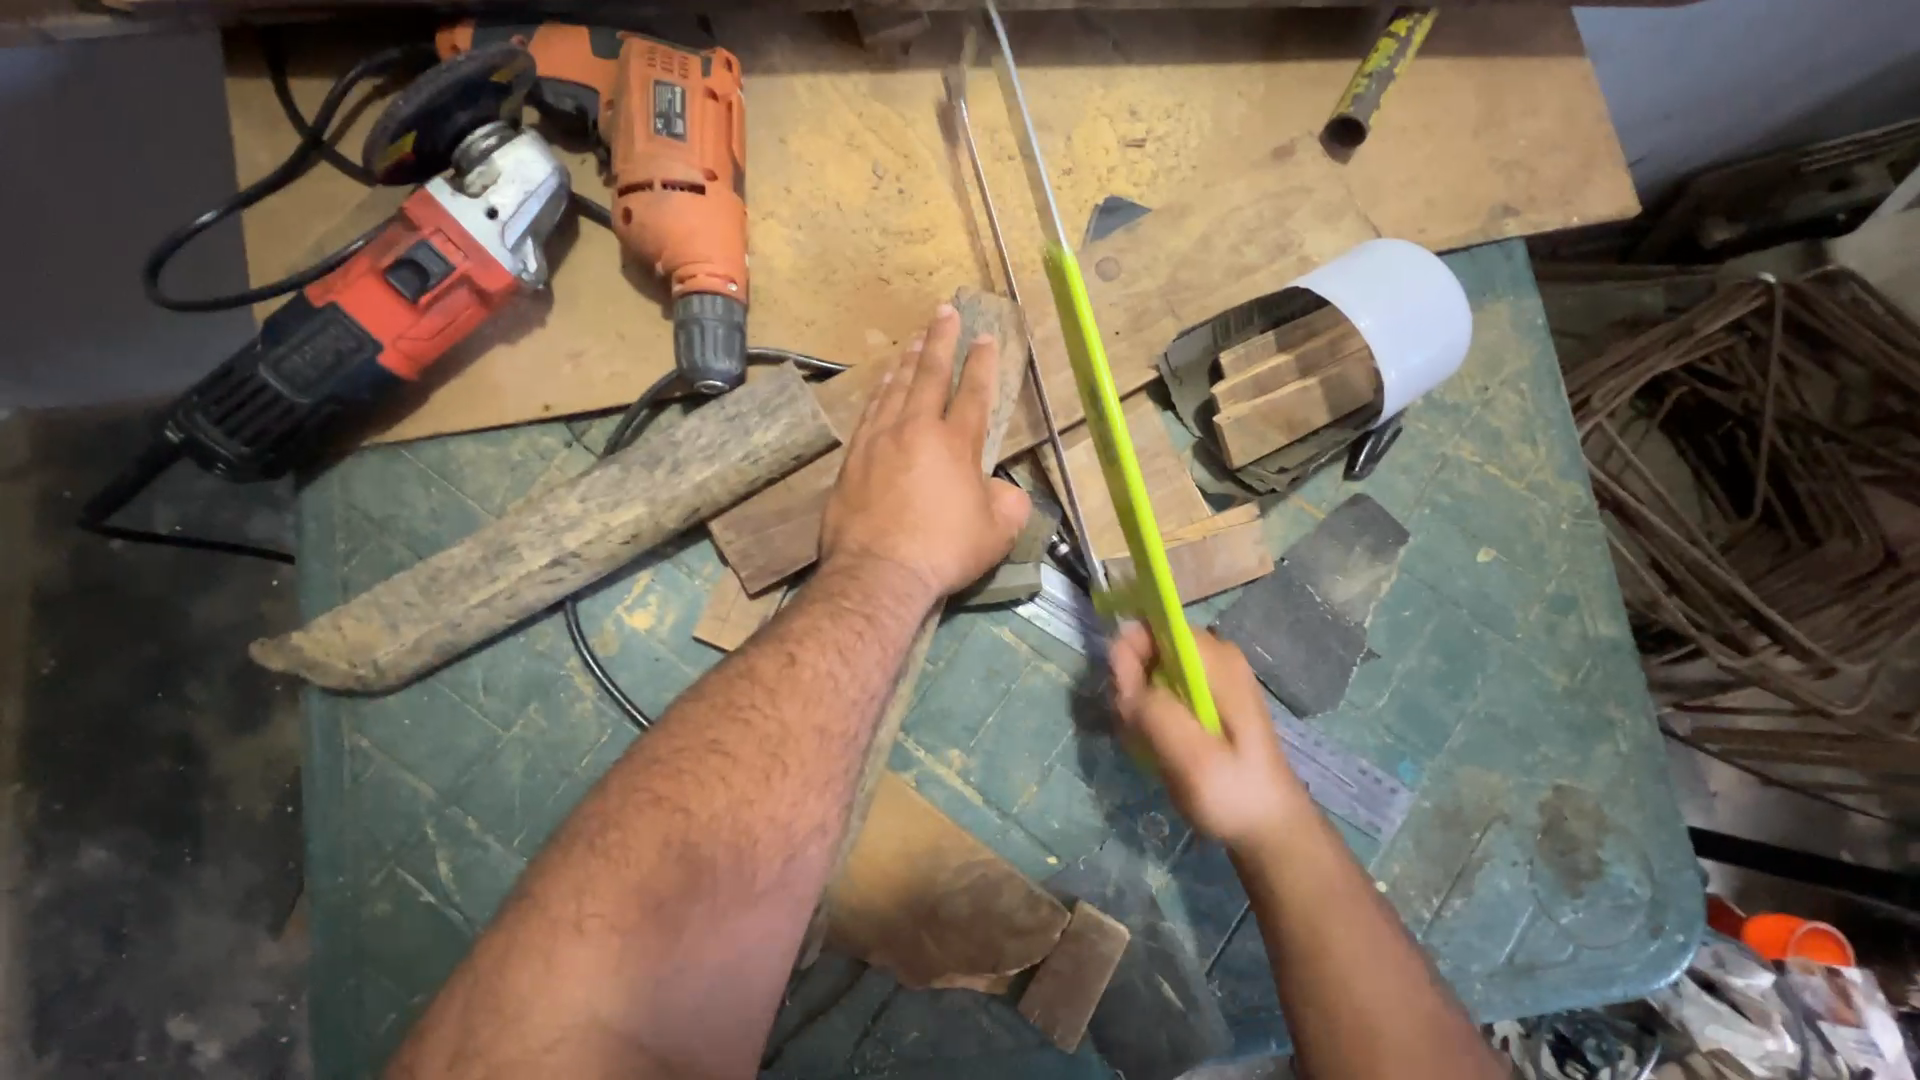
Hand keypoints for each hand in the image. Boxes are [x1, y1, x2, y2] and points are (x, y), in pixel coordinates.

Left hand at [819, 304, 1031, 601]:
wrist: (879, 572)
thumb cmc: (944, 551)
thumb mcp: (996, 532)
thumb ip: (1008, 502)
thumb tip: (1002, 489)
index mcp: (955, 443)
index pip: (973, 393)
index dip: (982, 363)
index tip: (986, 336)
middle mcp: (915, 430)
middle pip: (929, 375)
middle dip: (940, 340)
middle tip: (944, 311)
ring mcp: (878, 441)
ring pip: (894, 388)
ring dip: (906, 361)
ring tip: (913, 340)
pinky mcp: (853, 459)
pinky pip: (869, 412)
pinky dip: (879, 392)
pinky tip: (881, 385)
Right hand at [1109, 622, 1311, 849]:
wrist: (1268, 827)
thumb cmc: (1234, 792)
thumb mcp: (1192, 758)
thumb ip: (1155, 710)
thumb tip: (1120, 666)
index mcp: (1216, 661)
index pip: (1156, 626)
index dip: (1130, 654)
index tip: (1124, 697)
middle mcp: (1213, 658)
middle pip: (1149, 649)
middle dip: (1131, 685)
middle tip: (1138, 732)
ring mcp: (1208, 678)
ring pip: (1149, 672)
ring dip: (1137, 706)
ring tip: (1149, 745)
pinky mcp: (1203, 698)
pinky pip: (1159, 691)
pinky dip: (1148, 716)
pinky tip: (1156, 747)